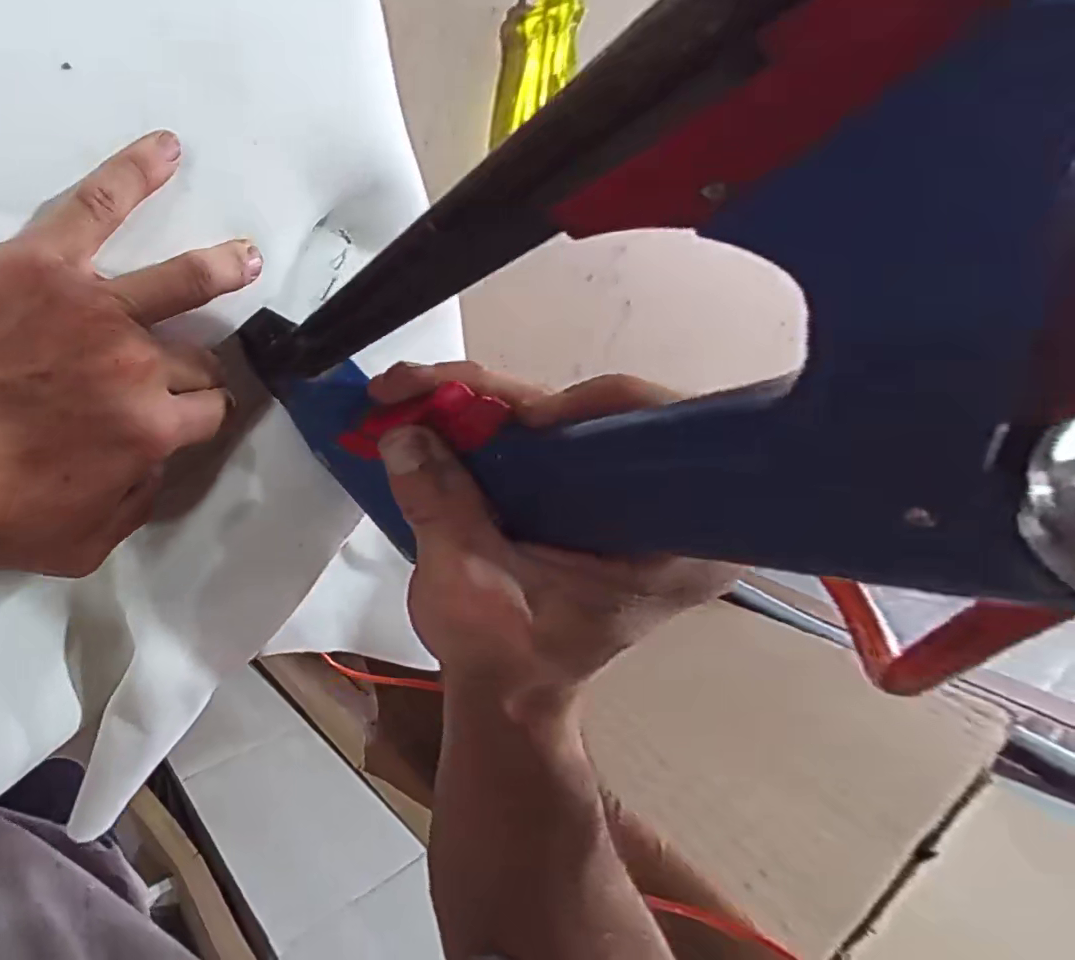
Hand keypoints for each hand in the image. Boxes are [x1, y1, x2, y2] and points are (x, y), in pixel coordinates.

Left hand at [0, 130, 259, 576]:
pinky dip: (135, 172)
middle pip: (193, 358)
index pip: (205, 414)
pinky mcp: (43, 262)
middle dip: (198, 367)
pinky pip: (98, 204)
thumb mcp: (74, 545)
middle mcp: (137, 363)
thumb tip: (157, 468)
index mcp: (148, 430)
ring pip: (178, 280)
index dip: (200, 417)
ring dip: (219, 268)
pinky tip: (165, 149)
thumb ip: (132, 507)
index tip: (187, 417)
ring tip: (244, 257)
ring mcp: (93, 305)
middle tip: (189, 367)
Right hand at [373, 363, 739, 704]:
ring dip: (473, 403)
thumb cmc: (504, 654)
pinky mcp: (566, 493)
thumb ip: (440, 505)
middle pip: (582, 414)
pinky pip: (525, 442)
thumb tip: (404, 433)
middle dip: (496, 395)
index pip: (653, 436)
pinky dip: (472, 427)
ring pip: (545, 421)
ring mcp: (605, 495)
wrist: (502, 688)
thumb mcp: (469, 582)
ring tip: (407, 394)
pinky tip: (427, 418)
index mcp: (670, 537)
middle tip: (417, 386)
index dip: (587, 407)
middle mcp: (651, 504)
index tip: (518, 414)